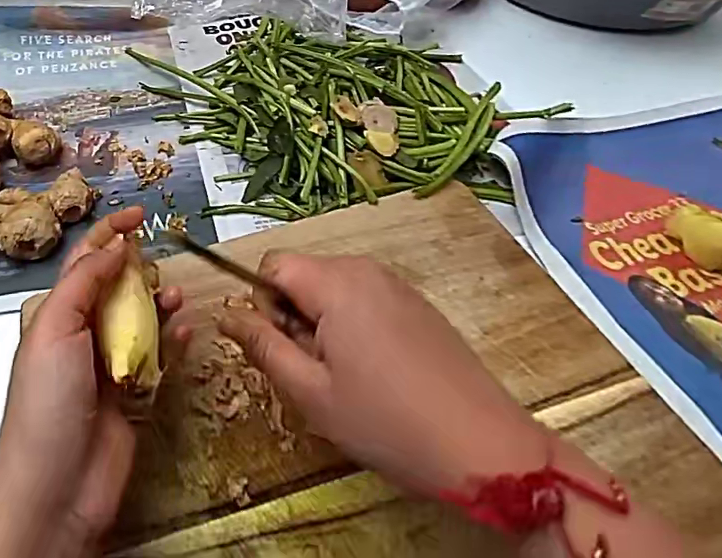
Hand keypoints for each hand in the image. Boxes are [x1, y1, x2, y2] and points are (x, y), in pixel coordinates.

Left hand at [0, 208, 188, 557]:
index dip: (110, 233)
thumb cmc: (45, 403)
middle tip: (160, 256)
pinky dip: (171, 342)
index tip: (139, 214)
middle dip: (137, 266)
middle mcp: (81, 331)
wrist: (56, 489)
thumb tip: (113, 245)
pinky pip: (156, 359)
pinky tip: (184, 331)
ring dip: (157, 303)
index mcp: (56, 311)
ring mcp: (106, 364)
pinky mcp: (131, 396)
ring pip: (139, 320)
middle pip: (114, 286)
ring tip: (175, 295)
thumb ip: (84, 282)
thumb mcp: (56, 328)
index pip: (84, 260)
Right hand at [217, 253, 550, 497]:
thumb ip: (261, 345)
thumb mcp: (311, 392)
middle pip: (299, 275)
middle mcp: (363, 269)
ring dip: (322, 322)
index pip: (270, 266)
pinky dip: (353, 324)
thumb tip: (225, 316)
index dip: (263, 305)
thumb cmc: (391, 423)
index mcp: (334, 282)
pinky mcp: (417, 304)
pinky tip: (378, 371)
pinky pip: (362, 297)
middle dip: (293, 315)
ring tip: (348, 374)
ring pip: (329, 288)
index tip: (286, 349)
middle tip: (316, 369)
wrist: (496, 455)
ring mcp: (395, 284)